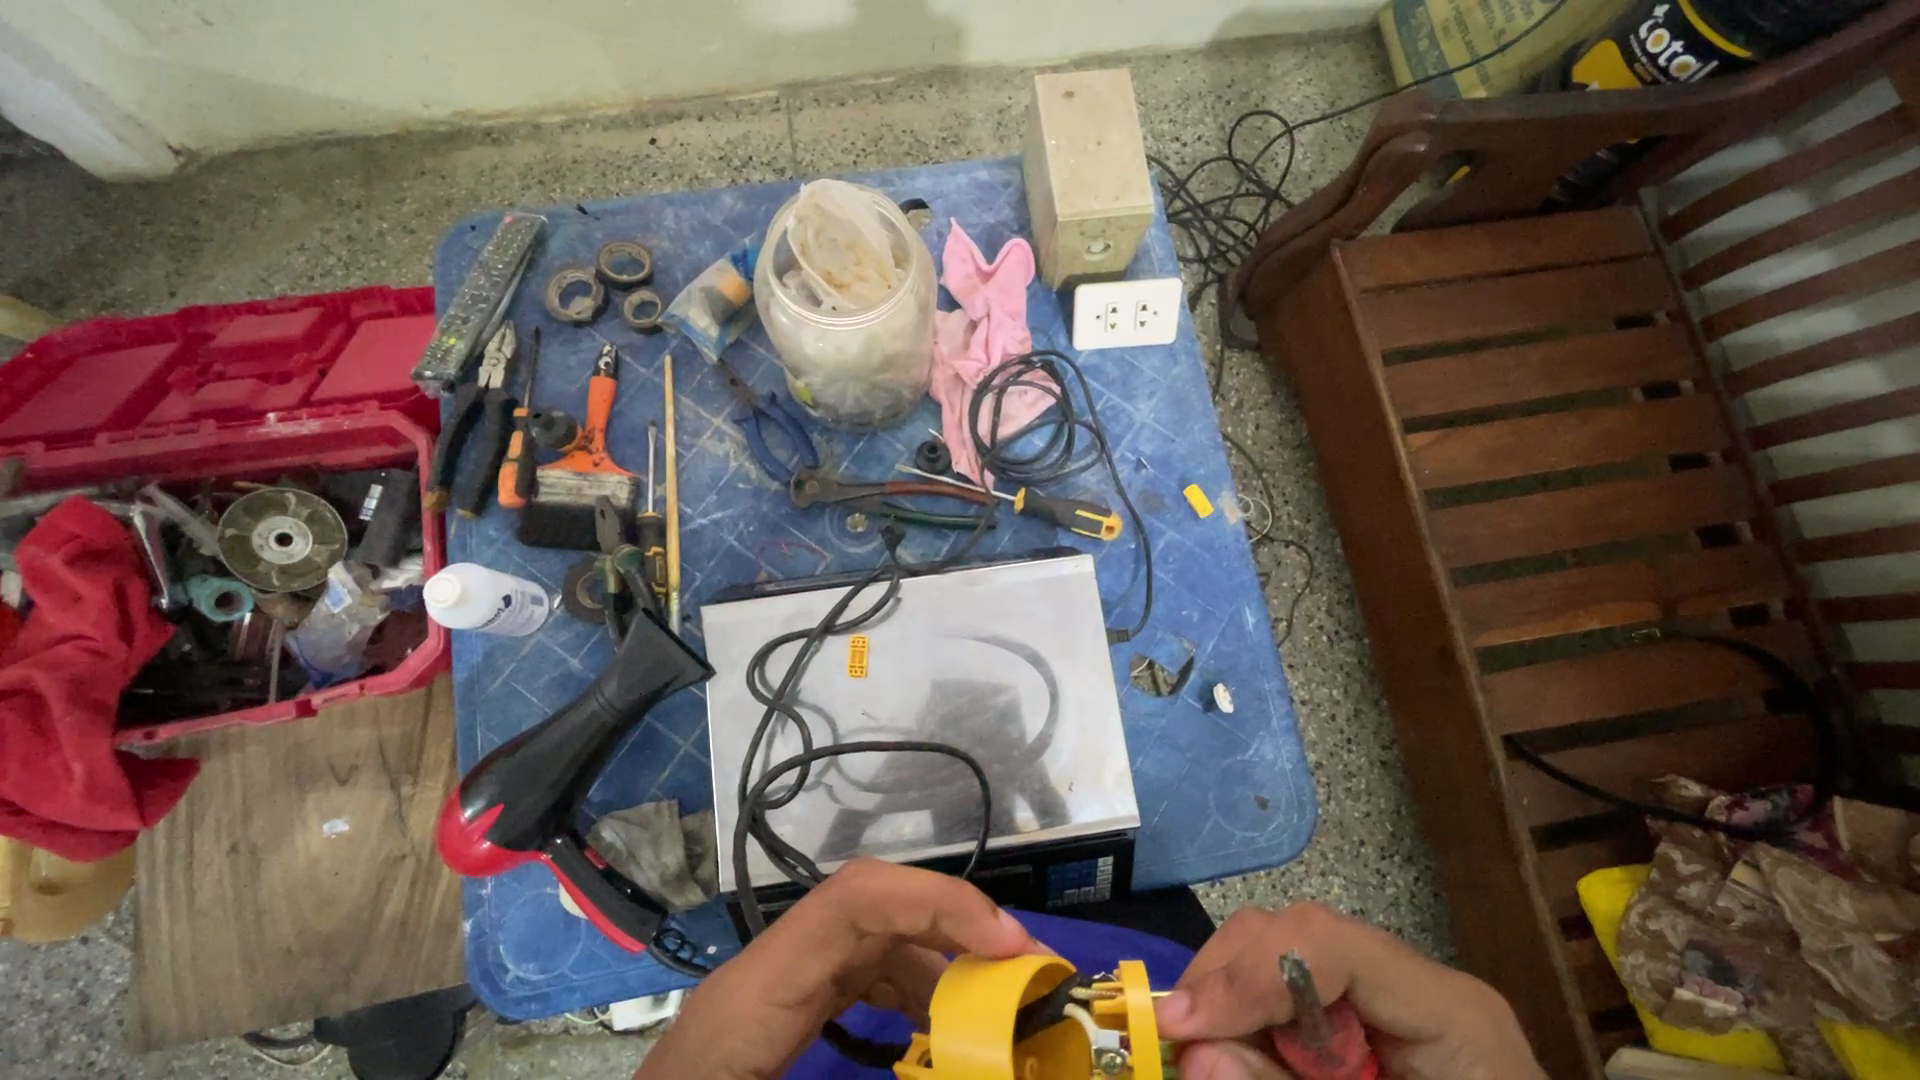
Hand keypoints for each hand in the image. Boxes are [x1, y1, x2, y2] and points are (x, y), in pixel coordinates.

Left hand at [636, 858, 1042, 1079]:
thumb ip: (869, 1072)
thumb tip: (957, 1059)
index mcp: (750, 1001)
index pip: (851, 903)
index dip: (938, 904)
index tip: (1010, 946)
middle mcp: (766, 975)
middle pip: (872, 907)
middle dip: (957, 923)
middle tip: (1030, 967)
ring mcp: (775, 989)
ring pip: (874, 936)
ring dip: (944, 957)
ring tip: (1003, 997)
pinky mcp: (784, 1010)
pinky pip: (861, 974)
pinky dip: (914, 987)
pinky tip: (947, 1021)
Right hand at [1154, 903, 1545, 1079]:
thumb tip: (1196, 1058)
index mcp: (1446, 1011)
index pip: (1328, 945)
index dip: (1247, 976)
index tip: (1181, 1025)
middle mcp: (1413, 982)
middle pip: (1295, 936)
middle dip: (1225, 982)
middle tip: (1176, 1039)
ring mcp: (1390, 996)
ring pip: (1282, 954)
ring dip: (1230, 1000)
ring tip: (1202, 1052)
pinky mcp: (1368, 1022)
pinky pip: (1292, 994)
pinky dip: (1252, 1019)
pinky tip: (1238, 1051)